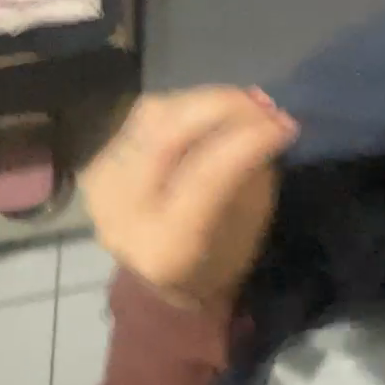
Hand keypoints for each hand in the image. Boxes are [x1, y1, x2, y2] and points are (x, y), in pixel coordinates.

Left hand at [79, 86, 296, 310]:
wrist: (158, 283)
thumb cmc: (218, 258)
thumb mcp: (250, 222)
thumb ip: (253, 168)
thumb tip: (266, 117)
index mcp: (164, 243)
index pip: (207, 171)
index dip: (250, 138)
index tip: (286, 123)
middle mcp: (121, 210)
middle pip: (171, 130)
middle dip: (226, 106)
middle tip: (265, 104)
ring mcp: (102, 182)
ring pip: (156, 112)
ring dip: (206, 100)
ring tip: (244, 104)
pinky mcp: (98, 162)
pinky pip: (146, 115)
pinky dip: (186, 106)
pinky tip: (214, 109)